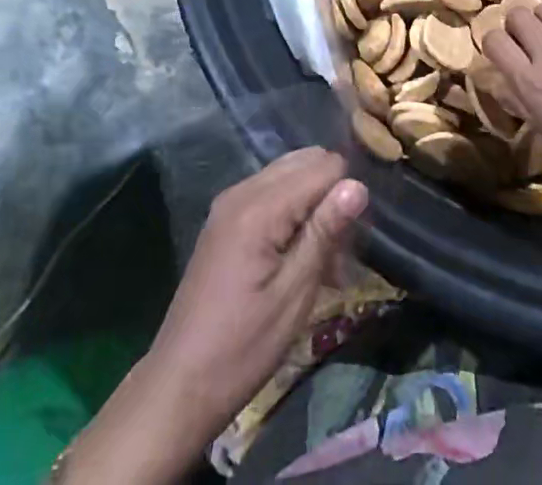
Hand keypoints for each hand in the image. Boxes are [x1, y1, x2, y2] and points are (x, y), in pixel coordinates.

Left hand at [146, 148, 365, 430]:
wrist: (182, 380)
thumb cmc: (244, 344)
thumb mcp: (295, 292)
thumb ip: (325, 231)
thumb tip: (358, 185)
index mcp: (258, 208)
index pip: (323, 167)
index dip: (347, 195)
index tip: (352, 241)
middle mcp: (241, 192)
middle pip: (305, 162)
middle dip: (332, 196)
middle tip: (340, 252)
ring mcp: (229, 204)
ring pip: (289, 176)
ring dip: (314, 207)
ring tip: (323, 262)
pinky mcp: (225, 220)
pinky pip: (270, 195)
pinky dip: (293, 215)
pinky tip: (299, 259)